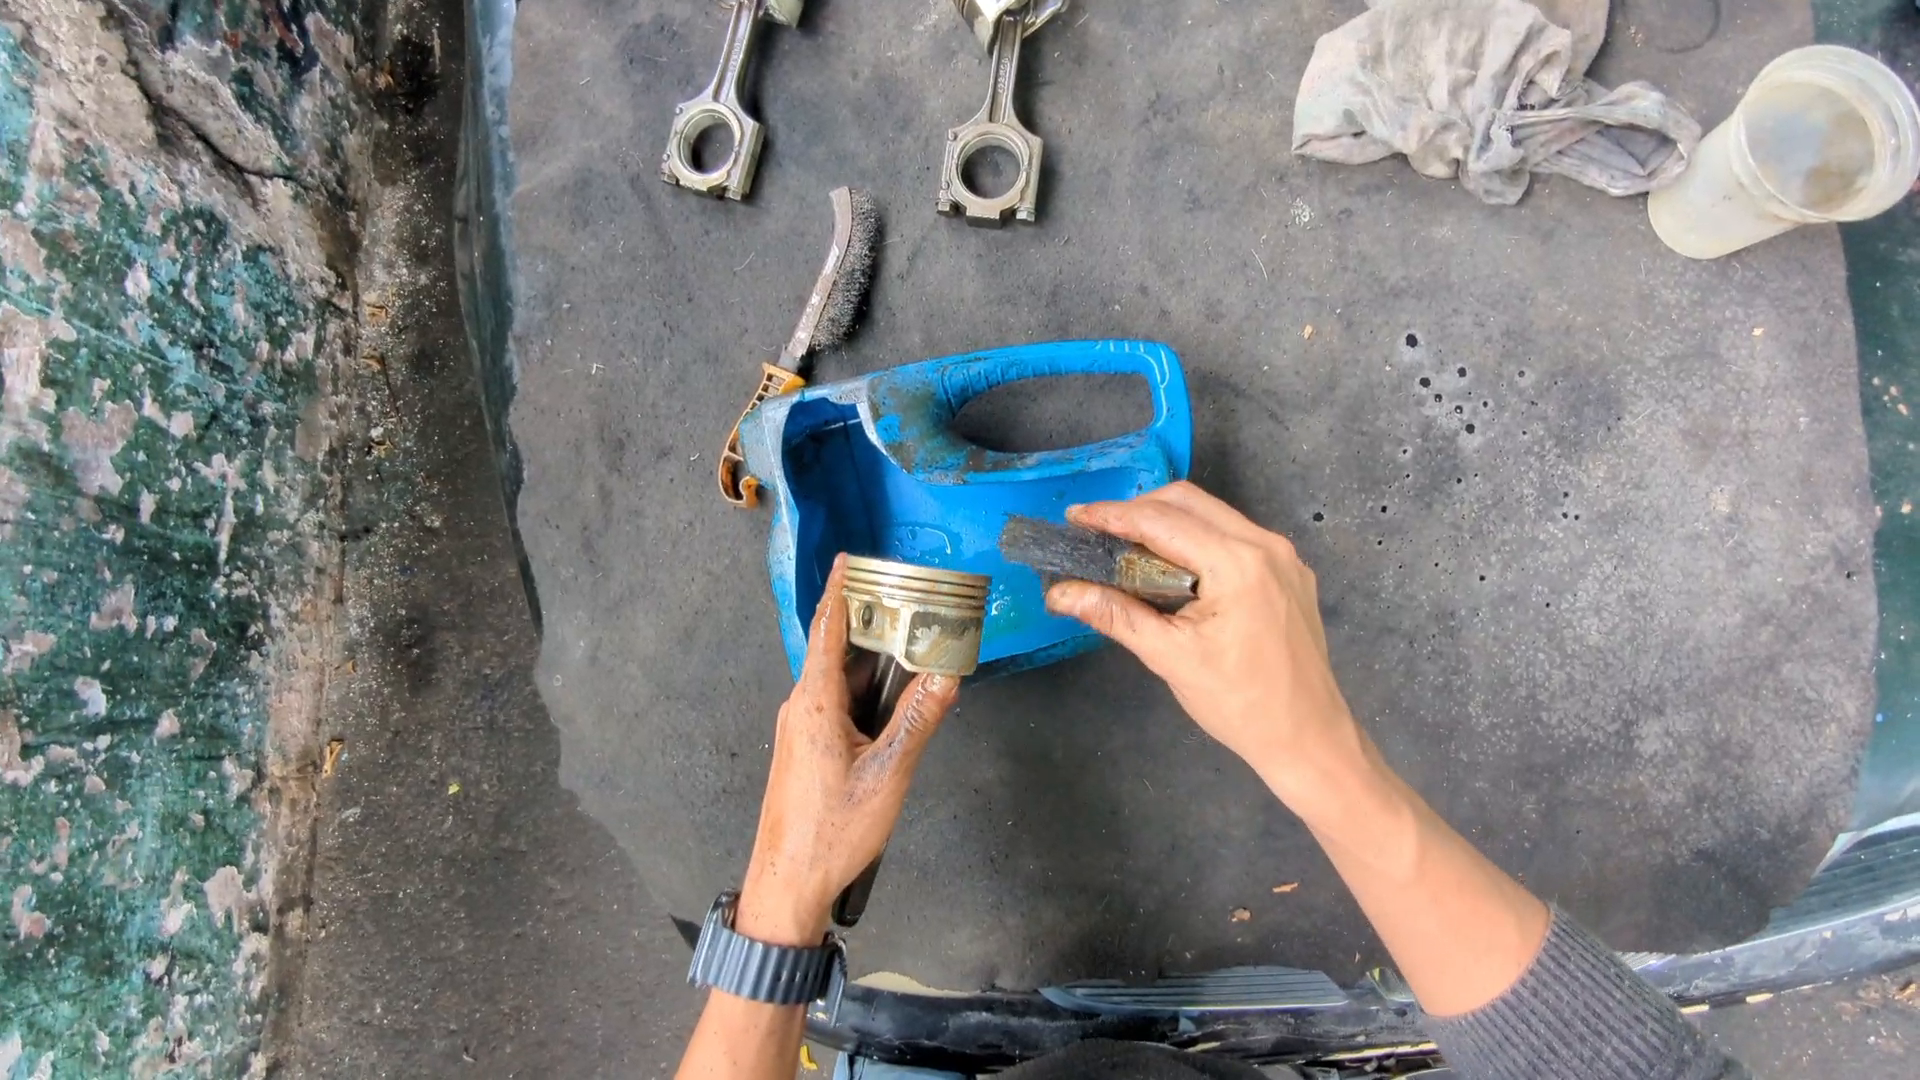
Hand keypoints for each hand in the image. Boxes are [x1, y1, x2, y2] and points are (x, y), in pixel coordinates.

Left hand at [737, 554, 961, 945]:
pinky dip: (864, 694)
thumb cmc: (835, 829)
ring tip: (915, 653)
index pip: (827, 628)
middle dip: (874, 627)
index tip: (851, 558)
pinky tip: (892, 704)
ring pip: (840, 681)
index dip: (839, 589)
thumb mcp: (888, 773)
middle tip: (914, 608)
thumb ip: (918, 720)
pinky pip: (836, 704)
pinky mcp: (804, 747)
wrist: (787, 885)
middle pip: (838, 651)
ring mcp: (800, 727)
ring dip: (873, 666)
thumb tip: (947, 674)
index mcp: (815, 700)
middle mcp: (801, 704)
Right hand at [1043, 482, 1363, 808]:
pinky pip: (1233, 536)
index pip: (1162, 521)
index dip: (1112, 515)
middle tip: (1098, 532)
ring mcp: (1284, 556)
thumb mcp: (1169, 657)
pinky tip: (1173, 568)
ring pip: (1213, 515)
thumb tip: (1061, 592)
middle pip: (1189, 502)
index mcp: (1238, 564)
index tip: (1074, 517)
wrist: (1309, 739)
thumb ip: (1114, 615)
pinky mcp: (1289, 572)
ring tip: (1127, 548)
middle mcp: (1266, 545)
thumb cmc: (1238, 703)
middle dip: (1138, 510)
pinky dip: (1196, 539)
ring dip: (1167, 523)